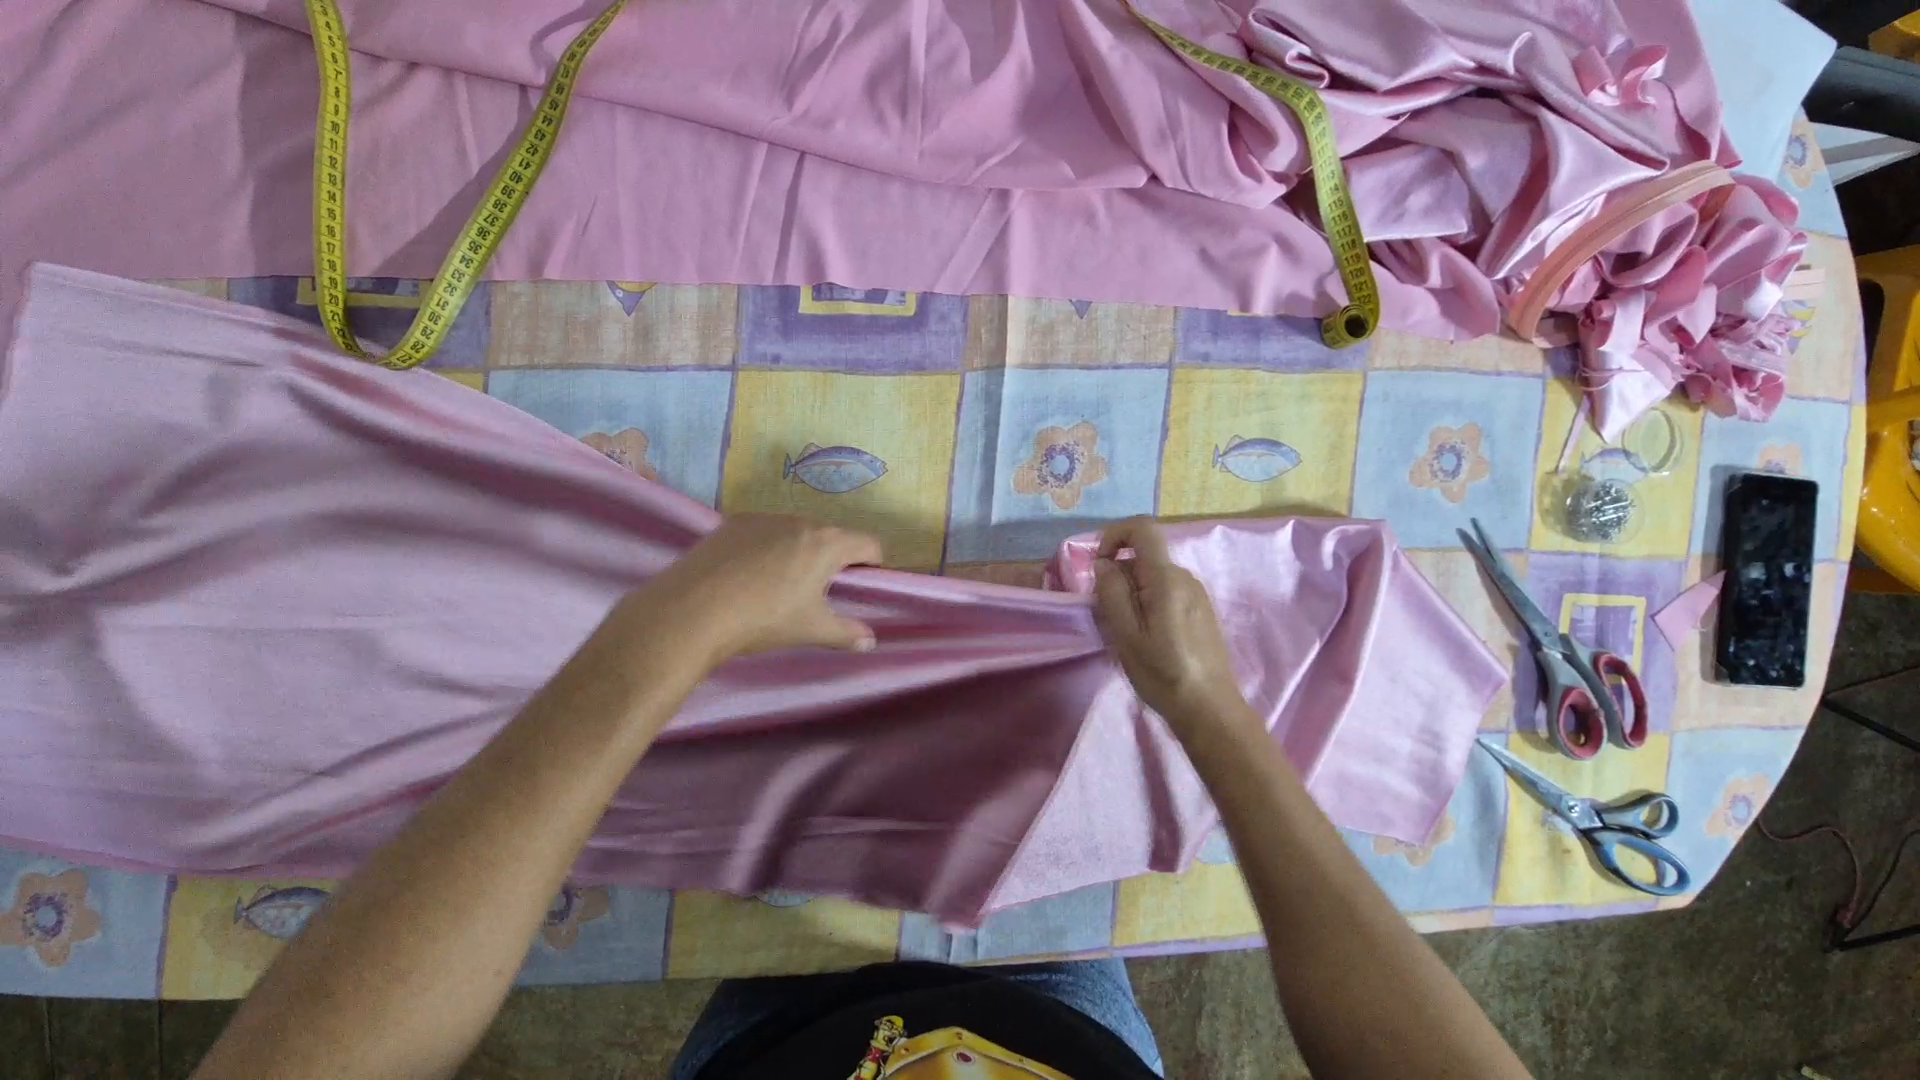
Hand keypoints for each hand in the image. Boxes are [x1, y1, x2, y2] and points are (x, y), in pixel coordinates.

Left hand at [632, 514, 882, 667]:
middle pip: (830, 536)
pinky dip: (765, 548)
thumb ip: (846, 633)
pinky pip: (763, 532)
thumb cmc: (763, 619)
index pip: (868, 543)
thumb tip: (869, 640)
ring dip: (797, 552)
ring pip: (794, 532)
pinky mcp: (732, 523)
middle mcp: (799, 521)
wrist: (692, 610)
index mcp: (826, 544)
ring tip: (777, 585)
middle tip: (817, 592)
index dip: (872, 564)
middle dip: (831, 560)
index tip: (861, 585)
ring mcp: (763, 518)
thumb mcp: (811, 630)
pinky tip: (746, 576)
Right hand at [1092, 518, 1252, 732]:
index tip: (1099, 565)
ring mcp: (1196, 593)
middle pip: (1144, 556)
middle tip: (1108, 616)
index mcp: (1166, 578)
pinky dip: (1148, 603)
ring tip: (1127, 632)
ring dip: (1132, 593)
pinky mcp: (1200, 610)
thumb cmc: (1162, 672)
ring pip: (1153, 576)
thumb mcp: (1125, 634)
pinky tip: (1148, 638)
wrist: (1208, 707)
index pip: (1142, 528)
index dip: (1114, 535)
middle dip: (1119, 575)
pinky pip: (1166, 592)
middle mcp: (1185, 577)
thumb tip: (1105, 564)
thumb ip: (1112, 592)